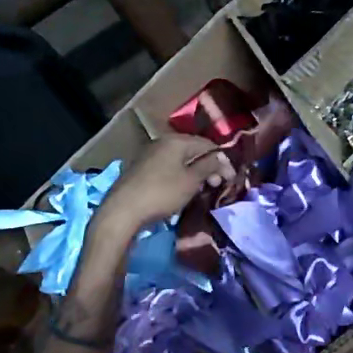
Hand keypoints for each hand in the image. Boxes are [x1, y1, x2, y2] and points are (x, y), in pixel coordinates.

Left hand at [94, 134, 233, 235]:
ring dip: (193, 173)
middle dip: (207, 167)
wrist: (122, 211)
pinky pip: (166, 168)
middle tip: (215, 186)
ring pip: (179, 160)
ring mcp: (148, 155)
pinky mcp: (140, 170)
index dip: (222, 160)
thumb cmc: (161, 193)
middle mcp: (161, 142)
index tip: (230, 179)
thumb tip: (222, 158)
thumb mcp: (191, 180)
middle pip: (192, 151)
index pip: (207, 144)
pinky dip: (178, 177)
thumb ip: (209, 166)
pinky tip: (180, 191)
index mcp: (176, 140)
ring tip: (200, 190)